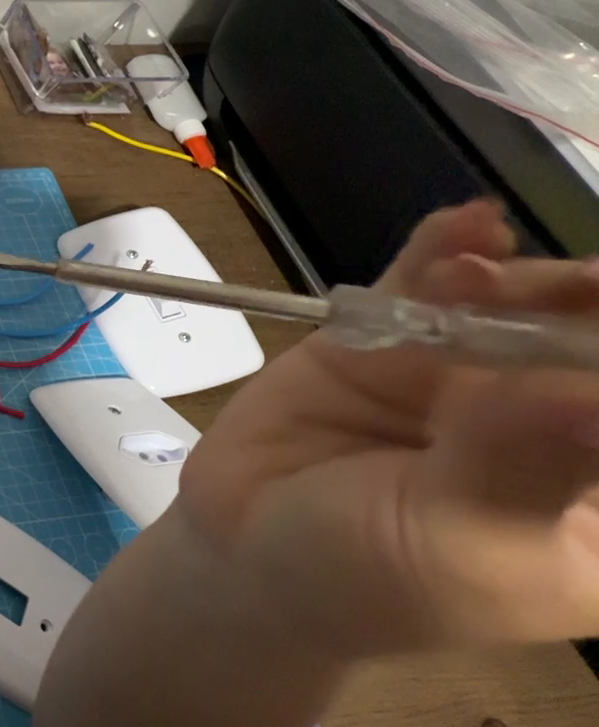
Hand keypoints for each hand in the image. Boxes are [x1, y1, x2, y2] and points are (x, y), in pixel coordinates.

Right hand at [177, 201, 598, 656]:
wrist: (238, 541)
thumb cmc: (366, 577)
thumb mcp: (459, 545)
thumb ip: (519, 467)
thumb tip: (590, 397)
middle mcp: (553, 424)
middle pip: (597, 349)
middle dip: (590, 313)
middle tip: (583, 291)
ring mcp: (465, 376)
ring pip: (522, 306)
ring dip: (519, 280)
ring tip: (474, 276)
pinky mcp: (382, 342)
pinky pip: (421, 289)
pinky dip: (444, 249)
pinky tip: (465, 223)